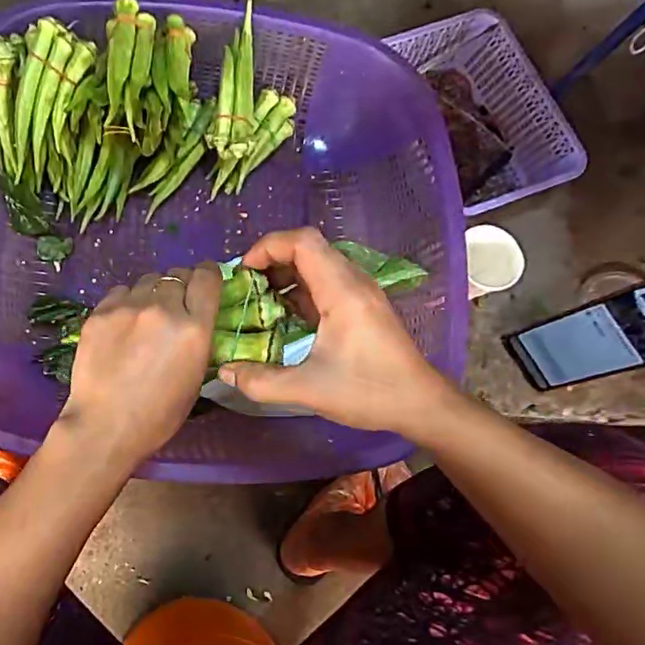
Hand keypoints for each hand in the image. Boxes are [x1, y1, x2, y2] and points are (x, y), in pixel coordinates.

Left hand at [57, 262, 221, 462]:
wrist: (106, 425)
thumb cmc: (159, 414)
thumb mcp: (196, 376)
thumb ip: (199, 339)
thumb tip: (195, 321)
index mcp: (194, 328)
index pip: (208, 278)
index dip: (209, 275)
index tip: (206, 281)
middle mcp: (164, 308)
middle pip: (177, 275)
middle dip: (180, 287)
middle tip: (174, 307)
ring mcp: (128, 307)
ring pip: (148, 280)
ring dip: (153, 293)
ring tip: (145, 317)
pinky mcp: (100, 312)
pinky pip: (121, 292)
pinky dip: (126, 302)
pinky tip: (122, 325)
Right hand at [218, 228, 460, 437]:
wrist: (420, 403)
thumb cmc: (369, 392)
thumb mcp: (308, 390)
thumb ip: (261, 381)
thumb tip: (225, 371)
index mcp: (342, 291)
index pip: (302, 241)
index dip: (267, 247)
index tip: (243, 274)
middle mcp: (353, 282)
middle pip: (308, 249)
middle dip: (271, 262)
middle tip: (245, 290)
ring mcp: (361, 293)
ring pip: (318, 266)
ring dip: (286, 277)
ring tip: (260, 304)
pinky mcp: (364, 307)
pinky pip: (327, 284)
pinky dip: (302, 292)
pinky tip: (285, 318)